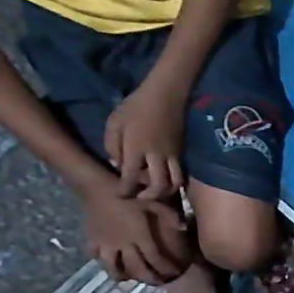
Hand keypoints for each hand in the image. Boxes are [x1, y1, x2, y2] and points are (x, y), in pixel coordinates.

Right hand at [79, 177, 191, 284]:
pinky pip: (95, 257)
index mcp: (140, 236)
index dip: (165, 268)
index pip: (155, 259)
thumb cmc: (131, 194)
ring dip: (123, 276)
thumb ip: (171, 216)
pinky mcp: (91, 240)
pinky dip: (104, 263)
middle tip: (159, 282)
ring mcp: (105, 244)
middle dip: (149, 278)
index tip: (175, 273)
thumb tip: (184, 228)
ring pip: (112, 268)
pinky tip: (111, 263)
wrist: (98, 187)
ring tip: (133, 278)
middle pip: (136, 268)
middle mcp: (122, 245)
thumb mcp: (156, 202)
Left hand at [103, 83, 186, 199]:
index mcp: (136, 148)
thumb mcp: (114, 123)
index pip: (130, 177)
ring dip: (166, 191)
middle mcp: (157, 156)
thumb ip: (112, 146)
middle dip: (150, 196)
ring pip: (175, 181)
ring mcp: (172, 154)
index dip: (124, 190)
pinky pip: (180, 172)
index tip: (120, 195)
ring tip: (156, 191)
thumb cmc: (136, 106)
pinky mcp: (181, 152)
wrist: (166, 94)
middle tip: (141, 197)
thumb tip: (118, 164)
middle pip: (159, 185)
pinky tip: (166, 180)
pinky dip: (174, 181)